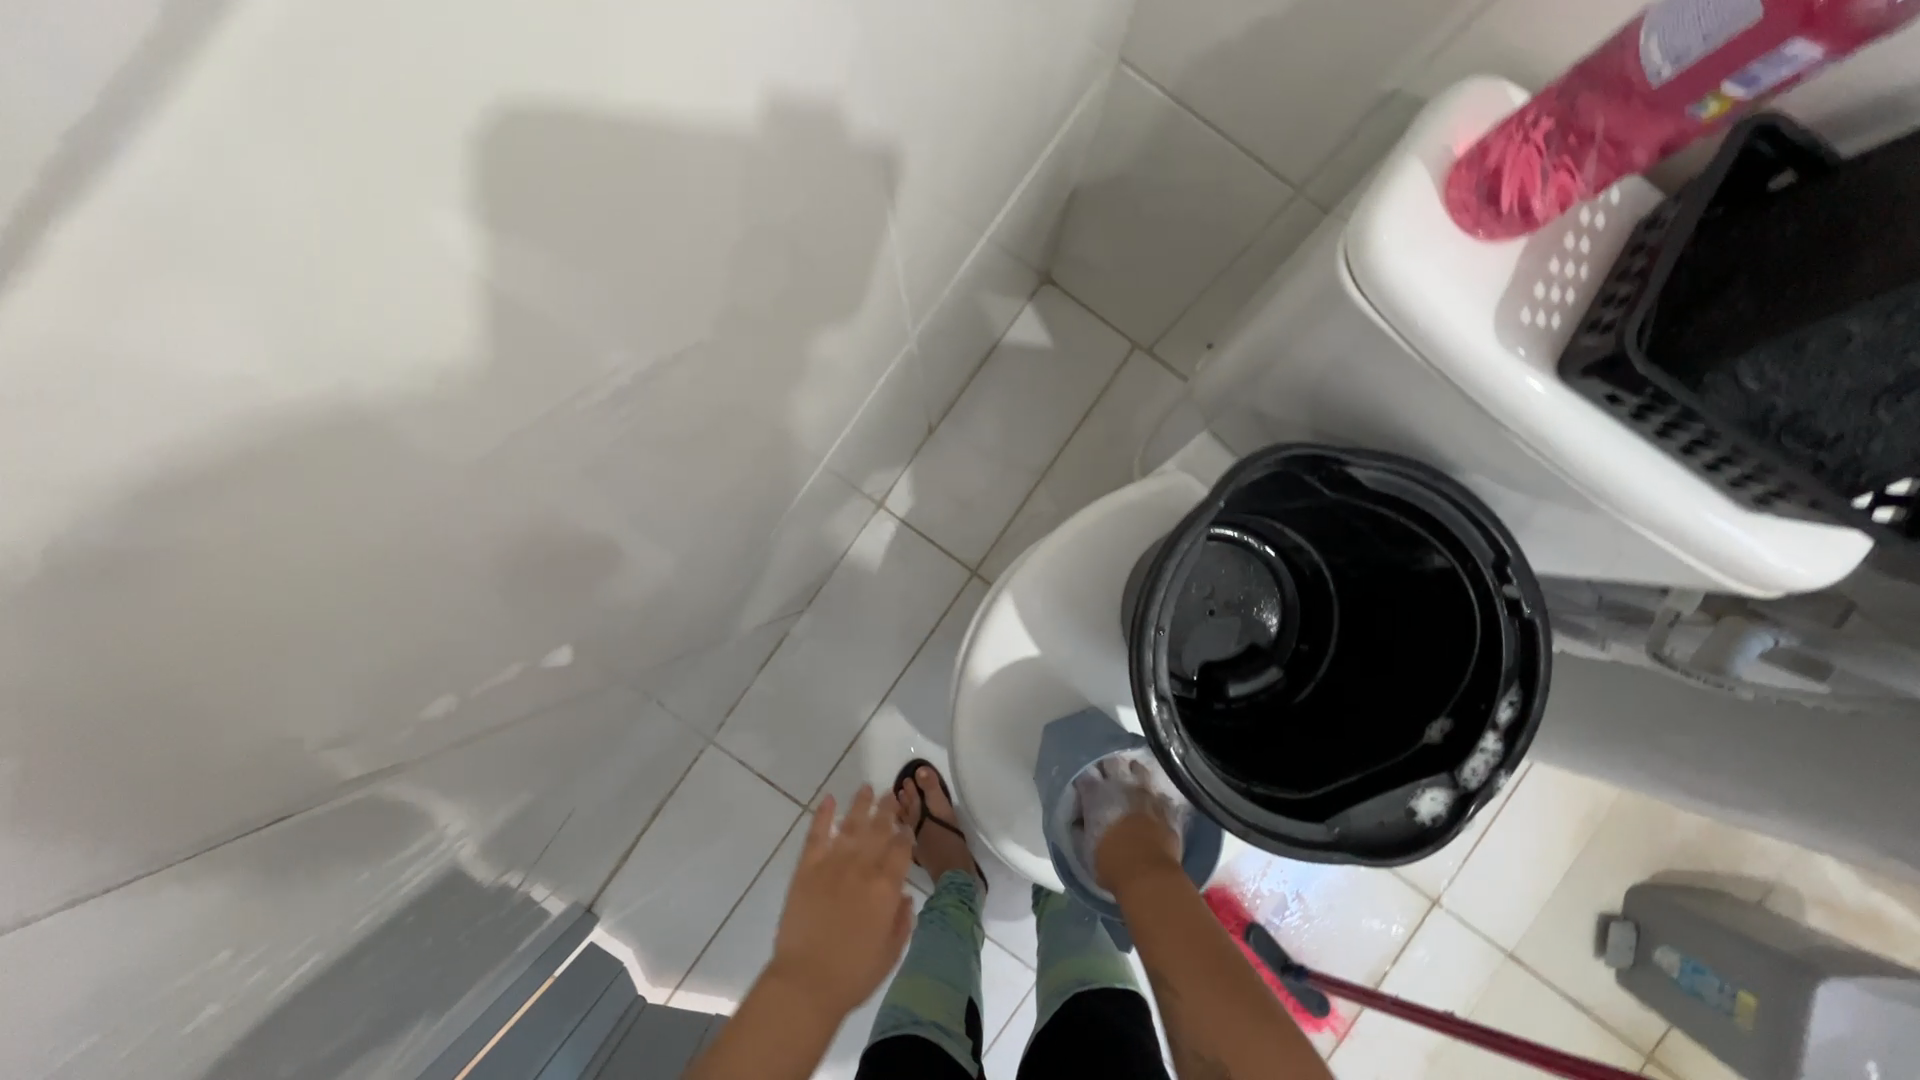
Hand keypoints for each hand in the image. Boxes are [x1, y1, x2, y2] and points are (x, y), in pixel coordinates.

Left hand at [769, 786, 914, 1016]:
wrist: (806, 982)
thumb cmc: (854, 973)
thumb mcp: (891, 952)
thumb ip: (902, 920)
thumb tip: (904, 897)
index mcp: (887, 887)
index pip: (902, 849)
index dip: (906, 834)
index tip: (908, 825)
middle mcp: (863, 867)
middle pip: (879, 829)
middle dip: (888, 810)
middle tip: (893, 794)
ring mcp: (833, 864)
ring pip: (851, 824)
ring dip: (861, 804)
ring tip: (868, 788)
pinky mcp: (806, 868)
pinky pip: (817, 834)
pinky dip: (823, 814)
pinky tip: (829, 799)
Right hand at [1075, 754, 1187, 894]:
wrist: (1149, 874)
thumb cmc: (1110, 863)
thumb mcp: (1084, 850)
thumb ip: (1079, 830)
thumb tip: (1078, 823)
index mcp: (1096, 794)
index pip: (1085, 774)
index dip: (1084, 780)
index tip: (1084, 788)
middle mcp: (1122, 785)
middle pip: (1112, 762)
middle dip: (1108, 768)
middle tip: (1107, 780)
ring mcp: (1147, 792)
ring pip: (1139, 768)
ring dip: (1133, 773)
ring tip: (1132, 782)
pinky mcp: (1167, 804)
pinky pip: (1160, 792)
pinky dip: (1155, 795)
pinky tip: (1153, 803)